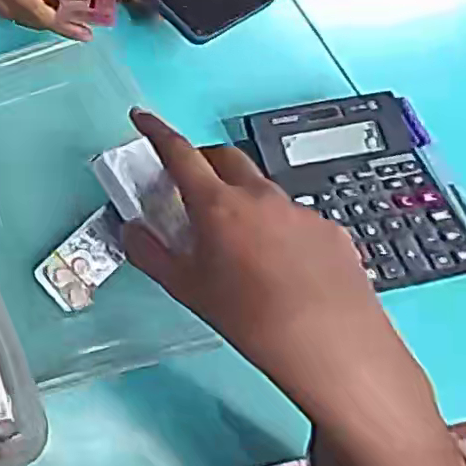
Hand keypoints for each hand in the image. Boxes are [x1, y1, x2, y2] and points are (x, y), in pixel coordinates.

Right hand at [0, 0, 98, 40]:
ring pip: (20, 20)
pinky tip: (45, 8)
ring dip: (44, 19)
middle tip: (83, 30)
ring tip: (69, 18)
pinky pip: (9, 14)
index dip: (64, 23)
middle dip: (58, 25)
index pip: (38, 12)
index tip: (86, 32)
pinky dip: (29, 13)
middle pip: (30, 21)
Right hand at [118, 109, 441, 447]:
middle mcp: (260, 197)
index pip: (179, 153)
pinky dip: (270, 222)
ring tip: (231, 237)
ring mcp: (299, 211)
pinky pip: (289, 214)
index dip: (156, 130)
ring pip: (257, 187)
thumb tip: (132, 230)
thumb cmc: (250, 317)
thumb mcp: (185, 287)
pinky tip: (273, 262)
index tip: (142, 118)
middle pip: (223, 157)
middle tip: (184, 183)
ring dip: (236, 195)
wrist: (334, 348)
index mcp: (217, 205)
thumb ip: (149, 252)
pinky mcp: (330, 230)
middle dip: (198, 159)